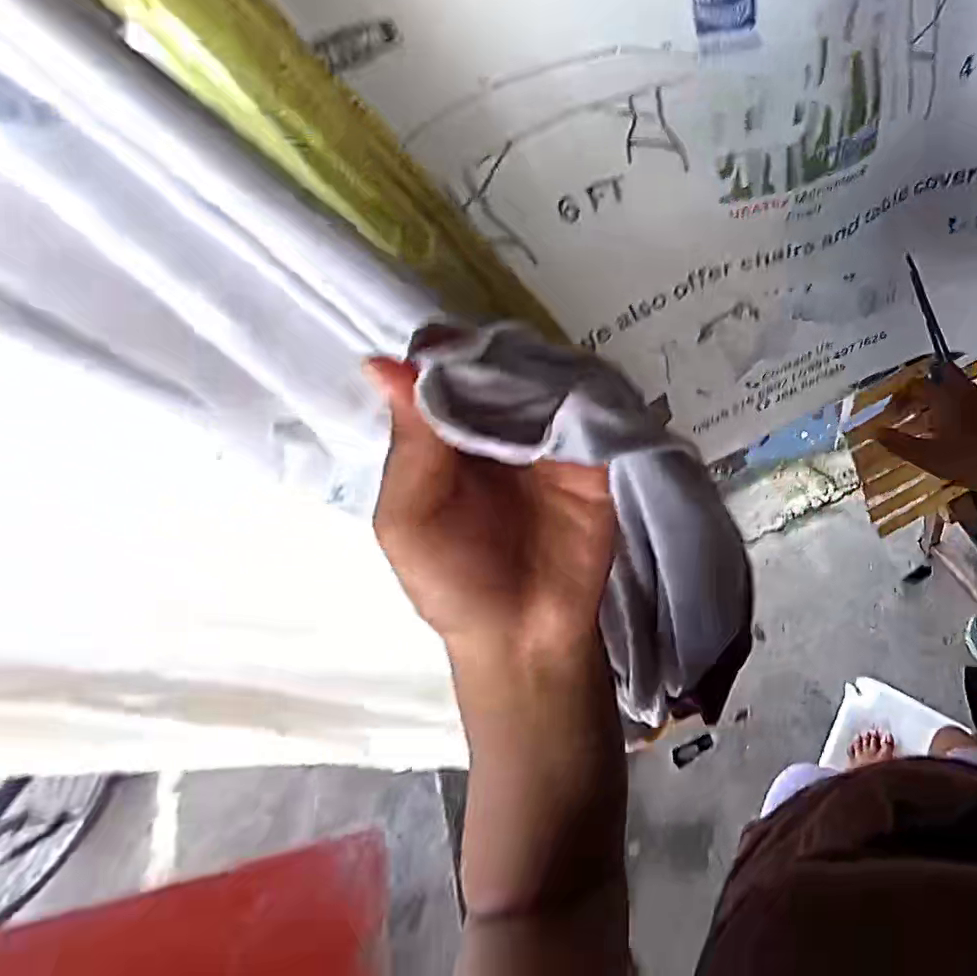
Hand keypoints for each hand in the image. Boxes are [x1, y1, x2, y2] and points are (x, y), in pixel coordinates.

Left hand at [364, 356, 616, 655]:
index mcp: (445, 438)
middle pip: (501, 368)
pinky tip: (580, 389)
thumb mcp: (408, 519)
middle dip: (501, 353)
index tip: (449, 342)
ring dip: (546, 369)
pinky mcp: (594, 458)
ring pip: (549, 383)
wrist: (526, 633)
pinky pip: (593, 416)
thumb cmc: (452, 582)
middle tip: (505, 354)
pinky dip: (588, 397)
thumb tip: (382, 363)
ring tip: (541, 365)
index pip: (444, 374)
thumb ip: (409, 447)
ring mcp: (549, 441)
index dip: (446, 351)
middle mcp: (497, 428)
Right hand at [874, 367, 976, 502]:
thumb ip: (899, 443)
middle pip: (937, 376)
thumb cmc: (966, 462)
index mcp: (944, 397)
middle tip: (909, 410)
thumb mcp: (926, 456)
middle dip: (920, 391)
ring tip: (925, 422)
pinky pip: (965, 397)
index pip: (915, 387)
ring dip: (936, 399)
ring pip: (953, 386)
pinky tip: (947, 430)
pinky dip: (951, 406)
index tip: (891, 416)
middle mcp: (963, 390)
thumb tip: (876, 433)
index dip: (899, 400)